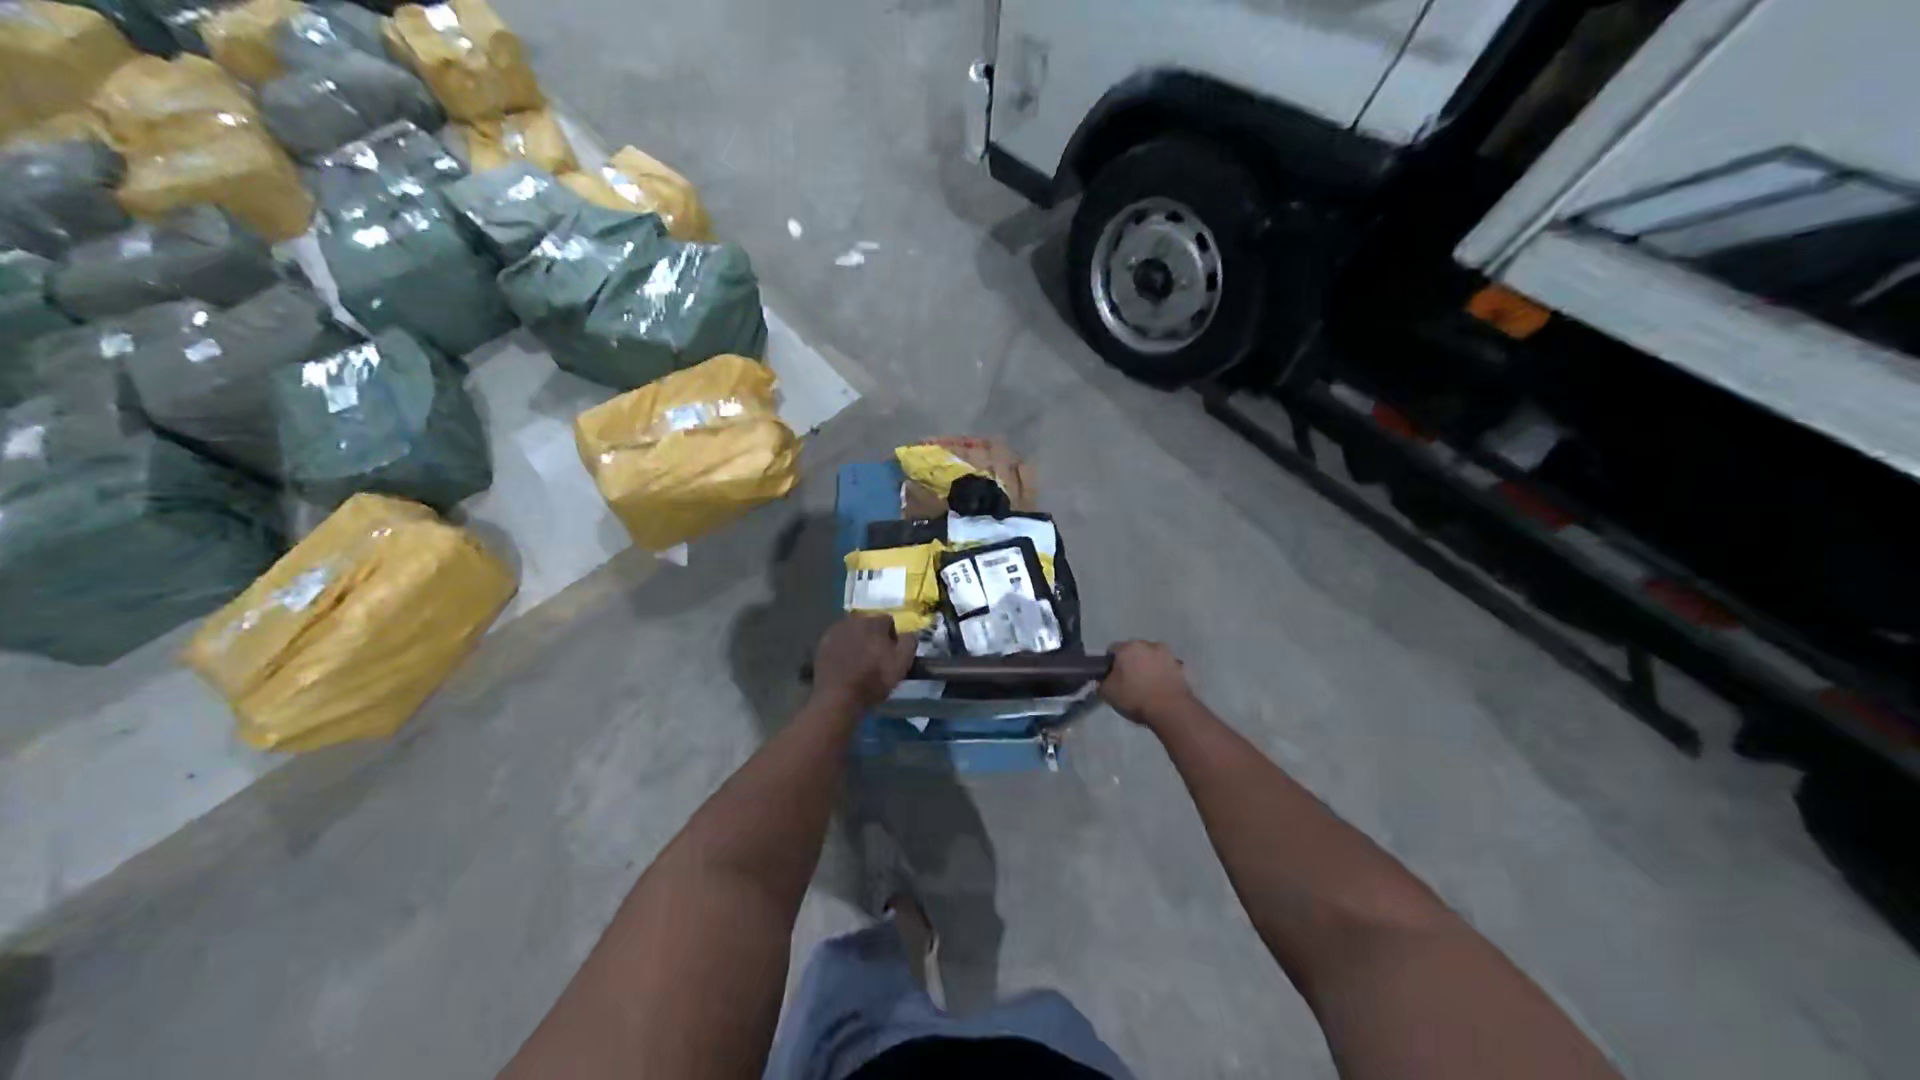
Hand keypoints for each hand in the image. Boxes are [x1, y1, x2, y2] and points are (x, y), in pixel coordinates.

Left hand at [811, 615, 916, 709]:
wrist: (838, 696)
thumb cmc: (873, 680)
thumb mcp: (901, 663)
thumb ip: (909, 642)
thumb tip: (909, 632)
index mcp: (874, 622)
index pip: (888, 620)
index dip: (892, 636)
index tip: (890, 653)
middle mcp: (853, 620)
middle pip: (868, 624)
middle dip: (873, 636)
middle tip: (875, 657)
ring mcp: (835, 631)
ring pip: (852, 631)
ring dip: (857, 641)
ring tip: (858, 661)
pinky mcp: (822, 643)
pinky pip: (838, 641)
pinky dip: (842, 648)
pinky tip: (844, 664)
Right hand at [1100, 640, 1196, 727]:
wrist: (1170, 709)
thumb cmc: (1135, 697)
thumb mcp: (1108, 693)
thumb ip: (1101, 683)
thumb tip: (1102, 681)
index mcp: (1128, 647)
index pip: (1112, 649)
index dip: (1110, 663)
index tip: (1111, 676)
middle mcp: (1148, 644)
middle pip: (1134, 650)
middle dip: (1131, 661)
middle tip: (1129, 680)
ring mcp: (1167, 653)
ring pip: (1151, 656)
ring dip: (1148, 665)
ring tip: (1147, 684)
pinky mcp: (1180, 665)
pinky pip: (1165, 666)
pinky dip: (1161, 673)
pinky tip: (1160, 687)